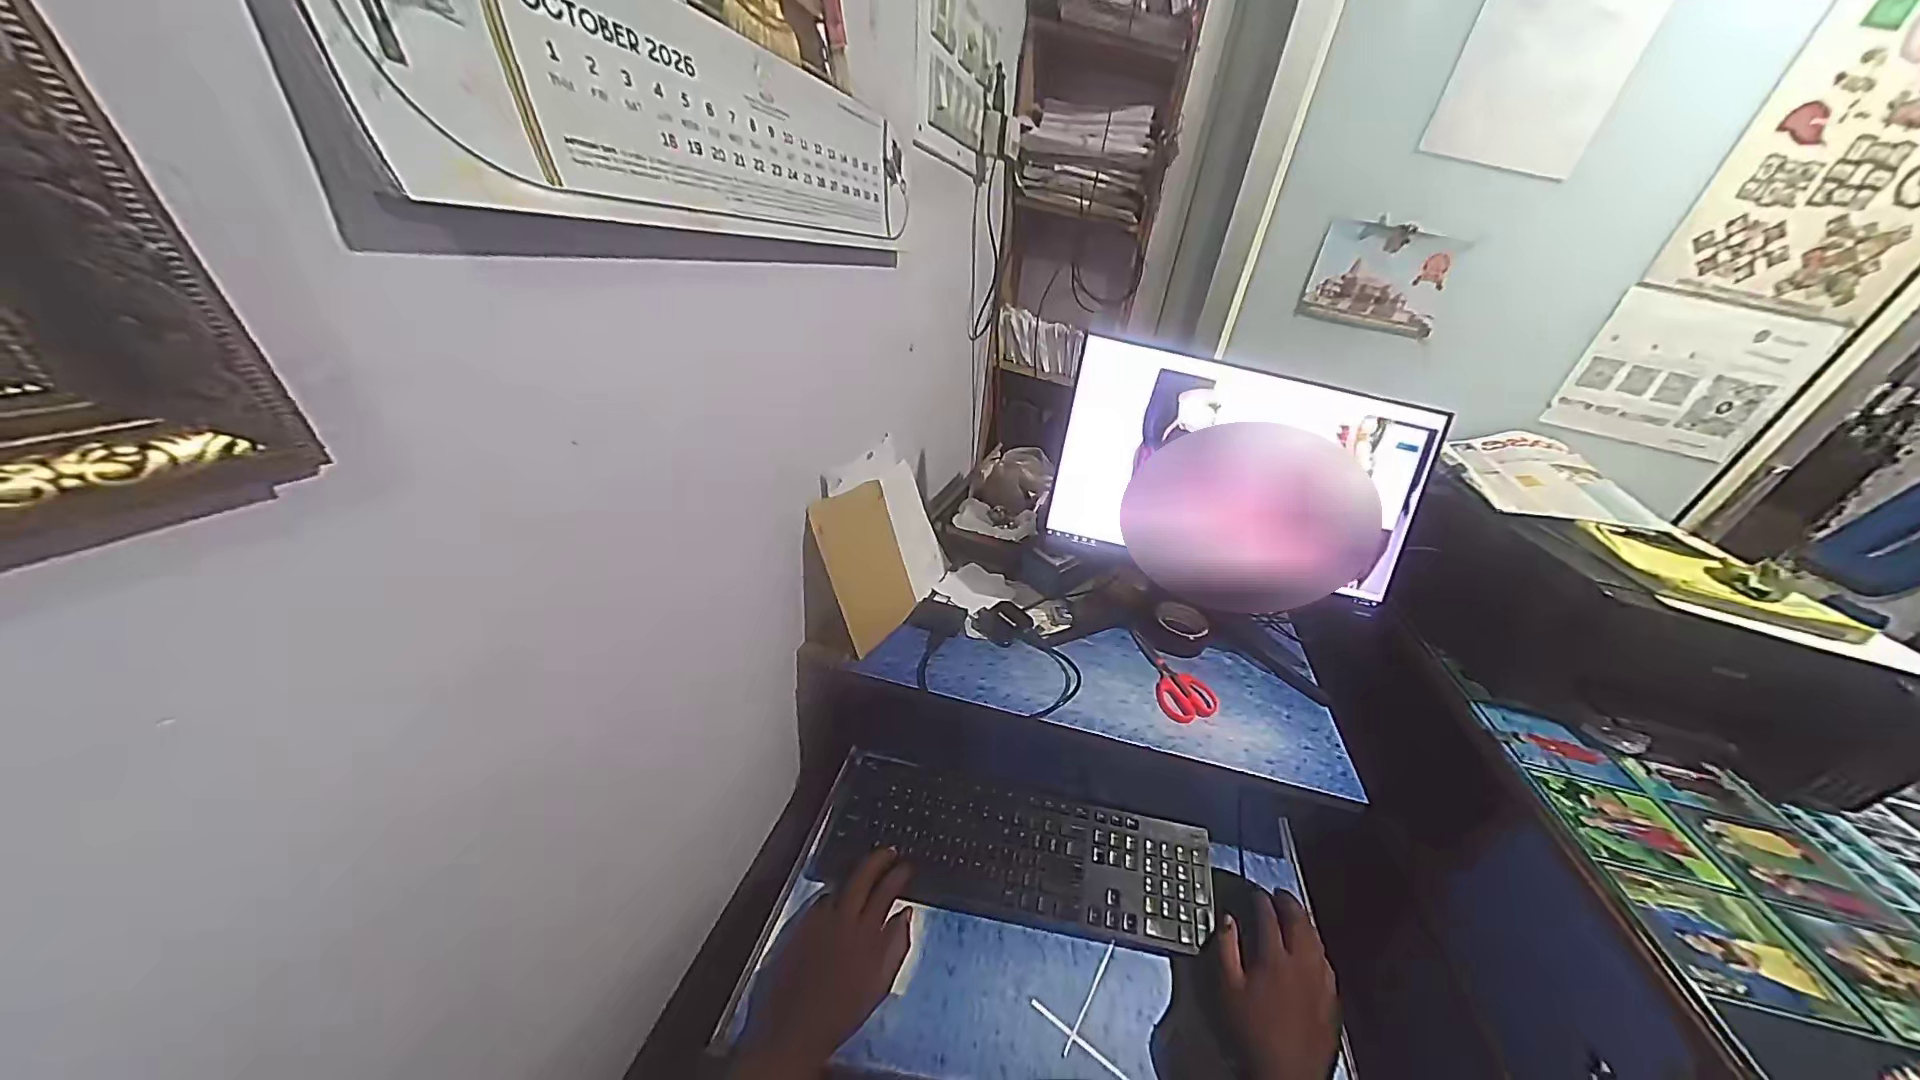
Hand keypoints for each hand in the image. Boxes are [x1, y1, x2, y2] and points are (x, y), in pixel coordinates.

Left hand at [734, 848, 913, 1079]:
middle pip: (862, 876)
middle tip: (888, 852)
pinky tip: (837, 901)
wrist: (794, 1031)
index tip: (905, 866)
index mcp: (867, 934)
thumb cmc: (841, 1013)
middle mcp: (843, 920)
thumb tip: (905, 914)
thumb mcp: (881, 982)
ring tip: (866, 873)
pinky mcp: (800, 925)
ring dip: (855, 876)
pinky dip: (833, 896)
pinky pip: (820, 900)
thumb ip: (897, 943)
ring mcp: (819, 920)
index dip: (898, 874)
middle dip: (878, 859)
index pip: (887, 891)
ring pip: (841, 885)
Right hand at [1216, 888, 1338, 1079]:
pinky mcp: (1332, 999)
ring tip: (1295, 914)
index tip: (1254, 894)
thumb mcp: (1227, 987)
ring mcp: (1321, 982)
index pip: (1268, 916)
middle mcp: (1302, 963)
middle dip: (1288, 903)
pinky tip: (1311, 948)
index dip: (1260, 900)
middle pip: (1299, 922)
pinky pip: (1326, 962)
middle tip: (1278, 894)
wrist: (1285, 1073)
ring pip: (1316, 940)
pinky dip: (1316, 946)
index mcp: (1274, 957)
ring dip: (1305, 922)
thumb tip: (1227, 920)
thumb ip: (1225, 948)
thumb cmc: (1250, 1030)